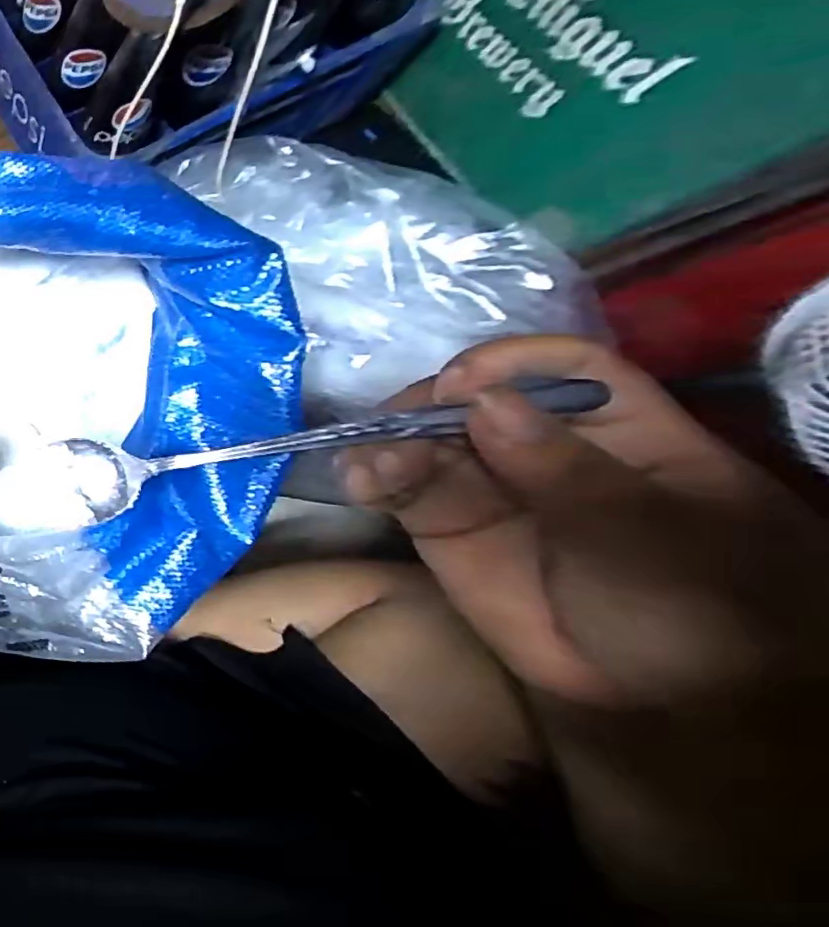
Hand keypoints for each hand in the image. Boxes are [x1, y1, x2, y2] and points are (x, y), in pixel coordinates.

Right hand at [338, 336, 828, 708]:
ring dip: (386, 442)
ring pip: (419, 439)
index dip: (510, 363)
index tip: (462, 384)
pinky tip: (360, 482)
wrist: (661, 698)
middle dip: (426, 407)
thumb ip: (569, 471)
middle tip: (399, 432)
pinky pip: (393, 485)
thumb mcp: (653, 537)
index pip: (561, 368)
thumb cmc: (701, 608)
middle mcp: (536, 444)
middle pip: (468, 398)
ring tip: (374, 468)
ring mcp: (481, 481)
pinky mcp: (436, 519)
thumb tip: (484, 403)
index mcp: (616, 429)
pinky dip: (368, 476)